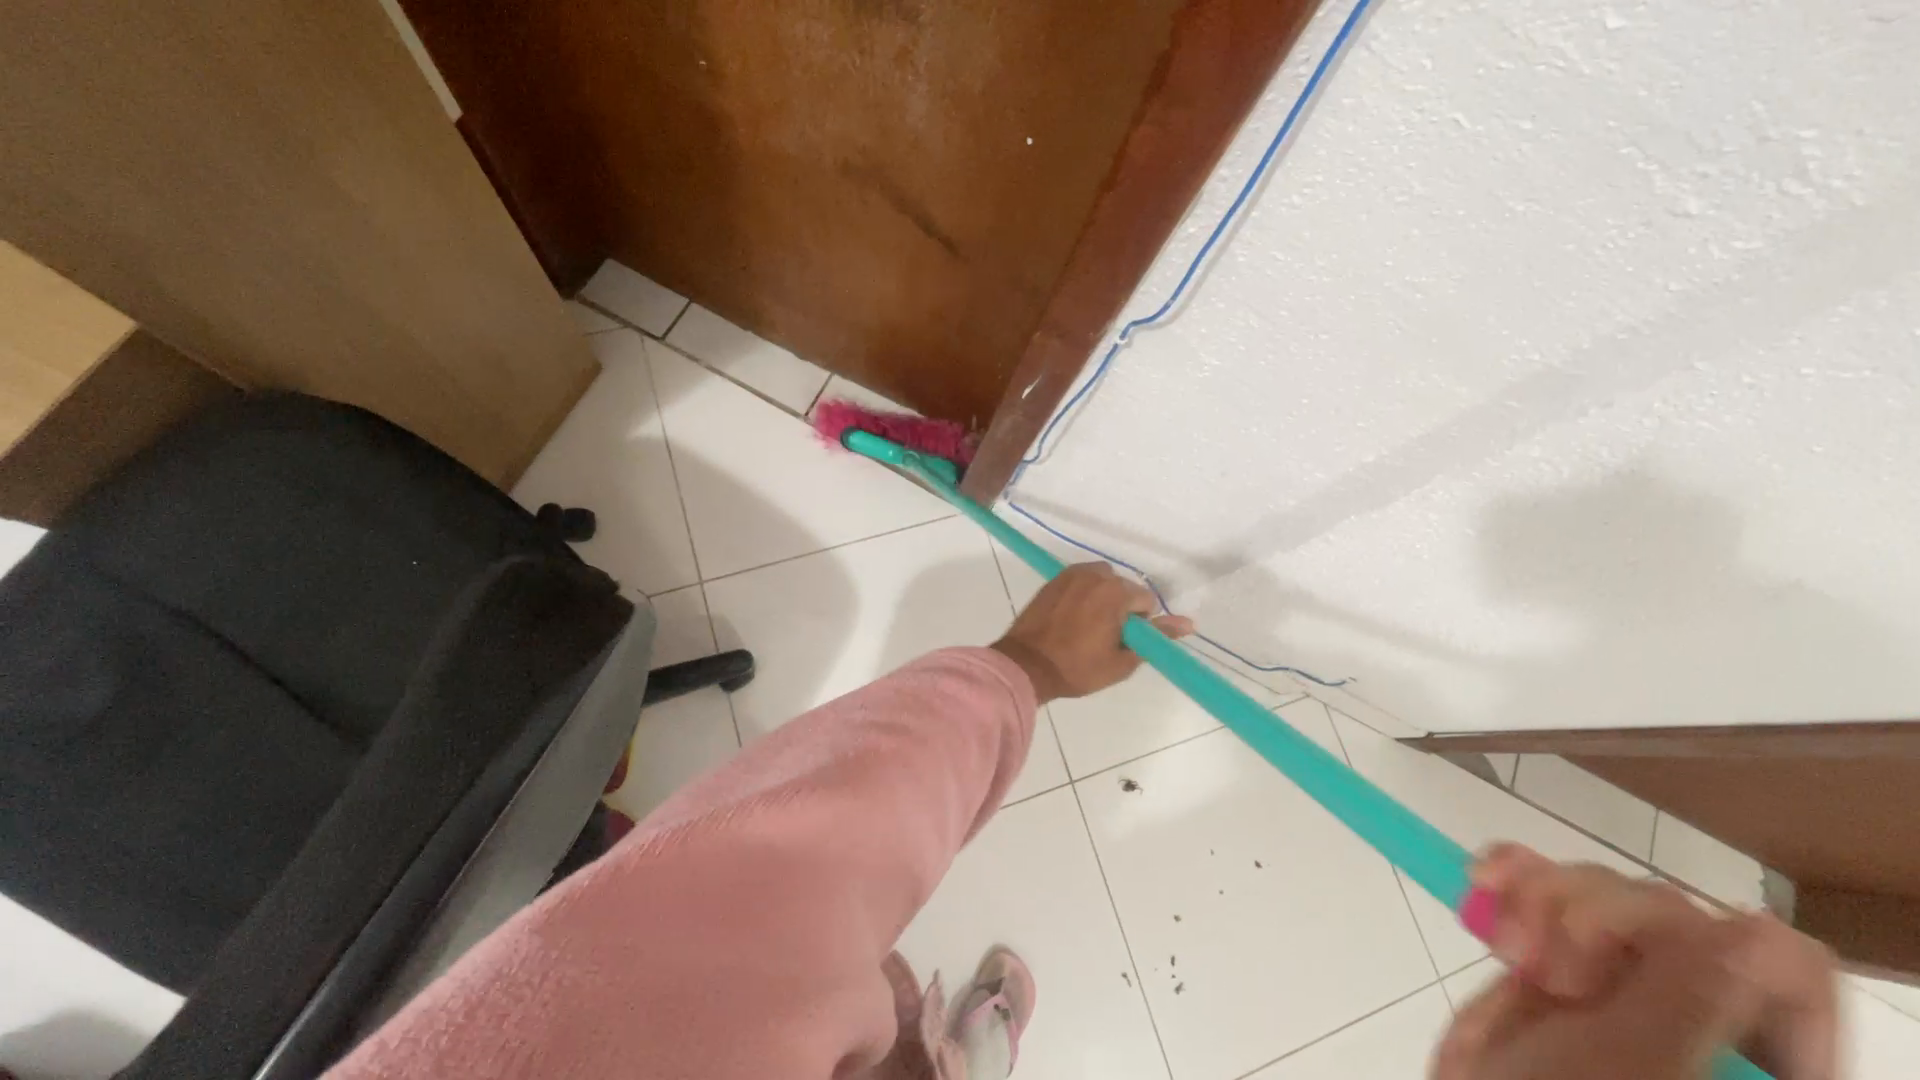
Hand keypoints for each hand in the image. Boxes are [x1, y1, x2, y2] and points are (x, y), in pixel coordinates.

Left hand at [990, 562, 1192, 702]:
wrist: (1026, 665)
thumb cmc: (1078, 668)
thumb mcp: (1123, 660)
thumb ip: (1156, 638)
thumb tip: (1189, 623)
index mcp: (1116, 592)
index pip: (1145, 602)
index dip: (1139, 624)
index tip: (1121, 642)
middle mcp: (1096, 575)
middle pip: (1124, 588)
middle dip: (1121, 608)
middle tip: (1103, 638)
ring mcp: (1071, 574)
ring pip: (1102, 582)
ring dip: (1102, 599)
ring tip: (1087, 627)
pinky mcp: (1053, 580)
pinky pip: (1080, 581)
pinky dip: (1083, 595)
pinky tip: (1071, 618)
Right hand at [1435, 844, 1837, 1079]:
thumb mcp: (1631, 1065)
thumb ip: (1691, 1000)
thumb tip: (1759, 932)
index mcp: (1748, 1044)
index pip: (1778, 961)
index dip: (1712, 935)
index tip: (1629, 949)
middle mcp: (1691, 1004)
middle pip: (1670, 911)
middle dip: (1590, 916)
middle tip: (1550, 975)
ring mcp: (1616, 976)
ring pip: (1600, 888)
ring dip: (1538, 897)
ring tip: (1508, 950)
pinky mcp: (1550, 950)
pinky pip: (1540, 881)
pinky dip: (1510, 872)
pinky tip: (1485, 878)